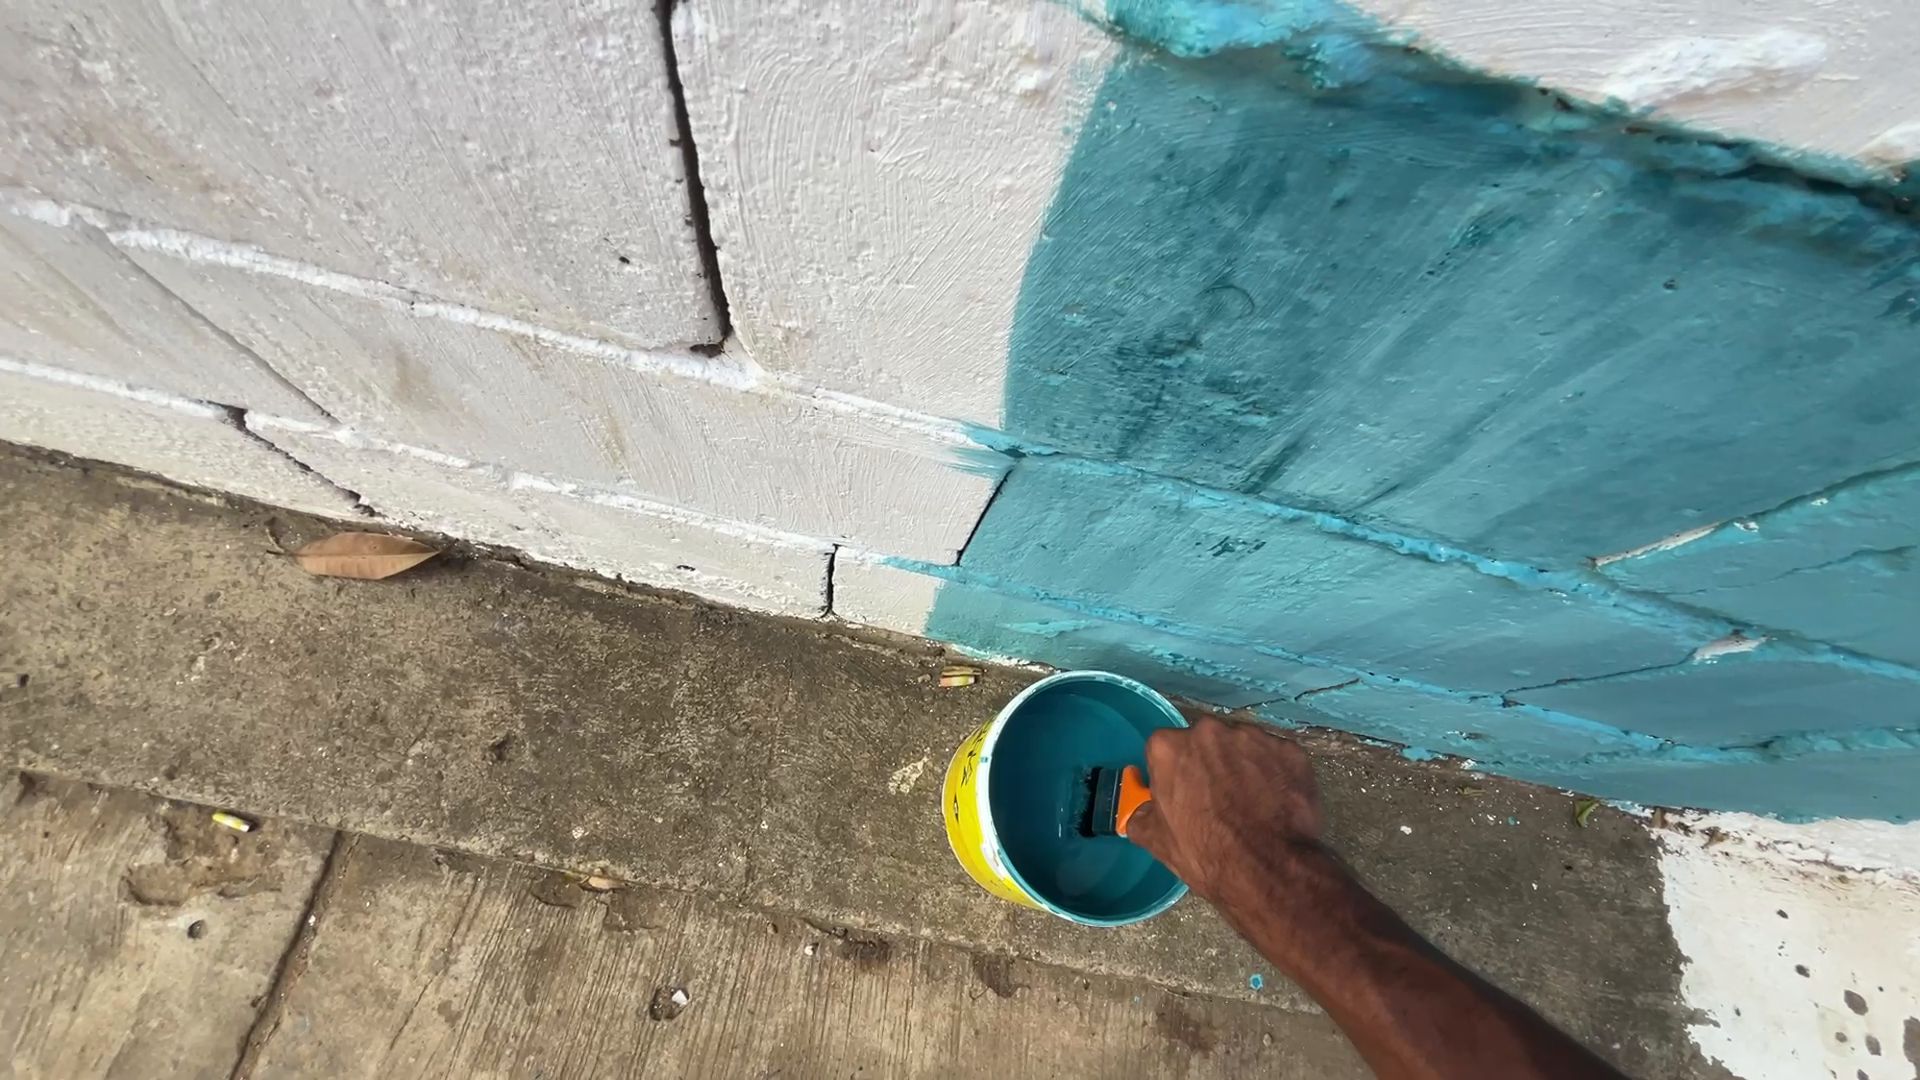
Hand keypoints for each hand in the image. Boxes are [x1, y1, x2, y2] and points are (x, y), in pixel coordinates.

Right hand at [1125, 716, 1325, 905]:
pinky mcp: (1289, 750)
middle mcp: (1208, 730)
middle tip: (1219, 798)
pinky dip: (1276, 773)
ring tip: (1252, 803)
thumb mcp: (1155, 840)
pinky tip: (1277, 802)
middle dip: (1209, 762)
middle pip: (1204, 741)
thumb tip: (1142, 811)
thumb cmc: (1205, 852)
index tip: (1184, 793)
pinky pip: (1277, 757)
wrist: (1268, 869)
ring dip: (1243, 765)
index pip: (1164, 748)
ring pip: (1241, 746)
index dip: (1174, 771)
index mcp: (1169, 746)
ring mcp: (1252, 737)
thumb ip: (1141, 814)